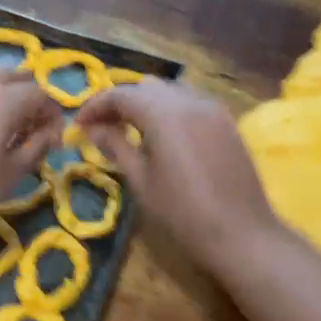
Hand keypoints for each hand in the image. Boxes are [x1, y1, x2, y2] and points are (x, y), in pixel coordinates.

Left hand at [0, 65, 63, 224]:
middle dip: (30, 95)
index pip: (41, 93)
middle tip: (30, 126)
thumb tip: (52, 133)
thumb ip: (37, 148)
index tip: (53, 136)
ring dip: (5, 91)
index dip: (52, 113)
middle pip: (16, 74)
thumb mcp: (10, 173)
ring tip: (3, 123)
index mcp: (4, 99)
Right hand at [76, 80, 282, 271]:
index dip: (96, 106)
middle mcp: (190, 101)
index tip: (78, 124)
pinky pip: (190, 103)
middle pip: (146, 87)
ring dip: (145, 103)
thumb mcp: (141, 181)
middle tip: (101, 127)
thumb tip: (94, 129)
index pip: (121, 94)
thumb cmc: (182, 213)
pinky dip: (168, 110)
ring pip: (170, 91)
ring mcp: (213, 109)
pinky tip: (161, 137)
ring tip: (129, 130)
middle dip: (120, 102)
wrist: (241, 233)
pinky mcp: (226, 122)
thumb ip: (116, 147)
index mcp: (164, 114)